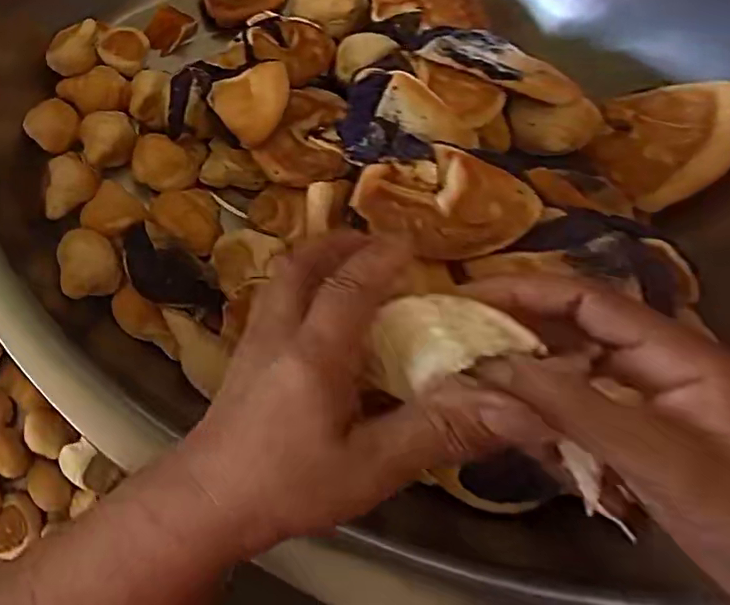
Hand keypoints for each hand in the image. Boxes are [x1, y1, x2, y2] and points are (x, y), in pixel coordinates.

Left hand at [173, 232, 526, 552]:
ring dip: (313, 258)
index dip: (378, 259)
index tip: (409, 242)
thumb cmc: (292, 482)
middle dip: (336, 244)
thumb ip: (438, 431)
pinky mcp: (244, 350)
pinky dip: (298, 282)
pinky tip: (318, 306)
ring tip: (349, 261)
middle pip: (298, 265)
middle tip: (375, 240)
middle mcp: (276, 331)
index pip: (346, 287)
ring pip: (279, 278)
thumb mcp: (373, 467)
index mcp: (312, 353)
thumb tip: (514, 407)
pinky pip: (272, 297)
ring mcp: (253, 337)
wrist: (215, 489)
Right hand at [465, 276, 729, 604]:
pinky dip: (558, 413)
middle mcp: (684, 372)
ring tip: (480, 380)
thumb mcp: (664, 465)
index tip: (463, 298)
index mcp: (696, 361)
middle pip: (584, 331)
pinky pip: (598, 408)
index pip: (593, 300)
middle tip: (459, 337)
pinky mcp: (671, 440)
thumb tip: (487, 362)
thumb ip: (570, 406)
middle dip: (520, 332)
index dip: (523, 291)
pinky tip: (528, 429)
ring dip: (535, 377)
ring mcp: (679, 408)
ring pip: (586, 371)